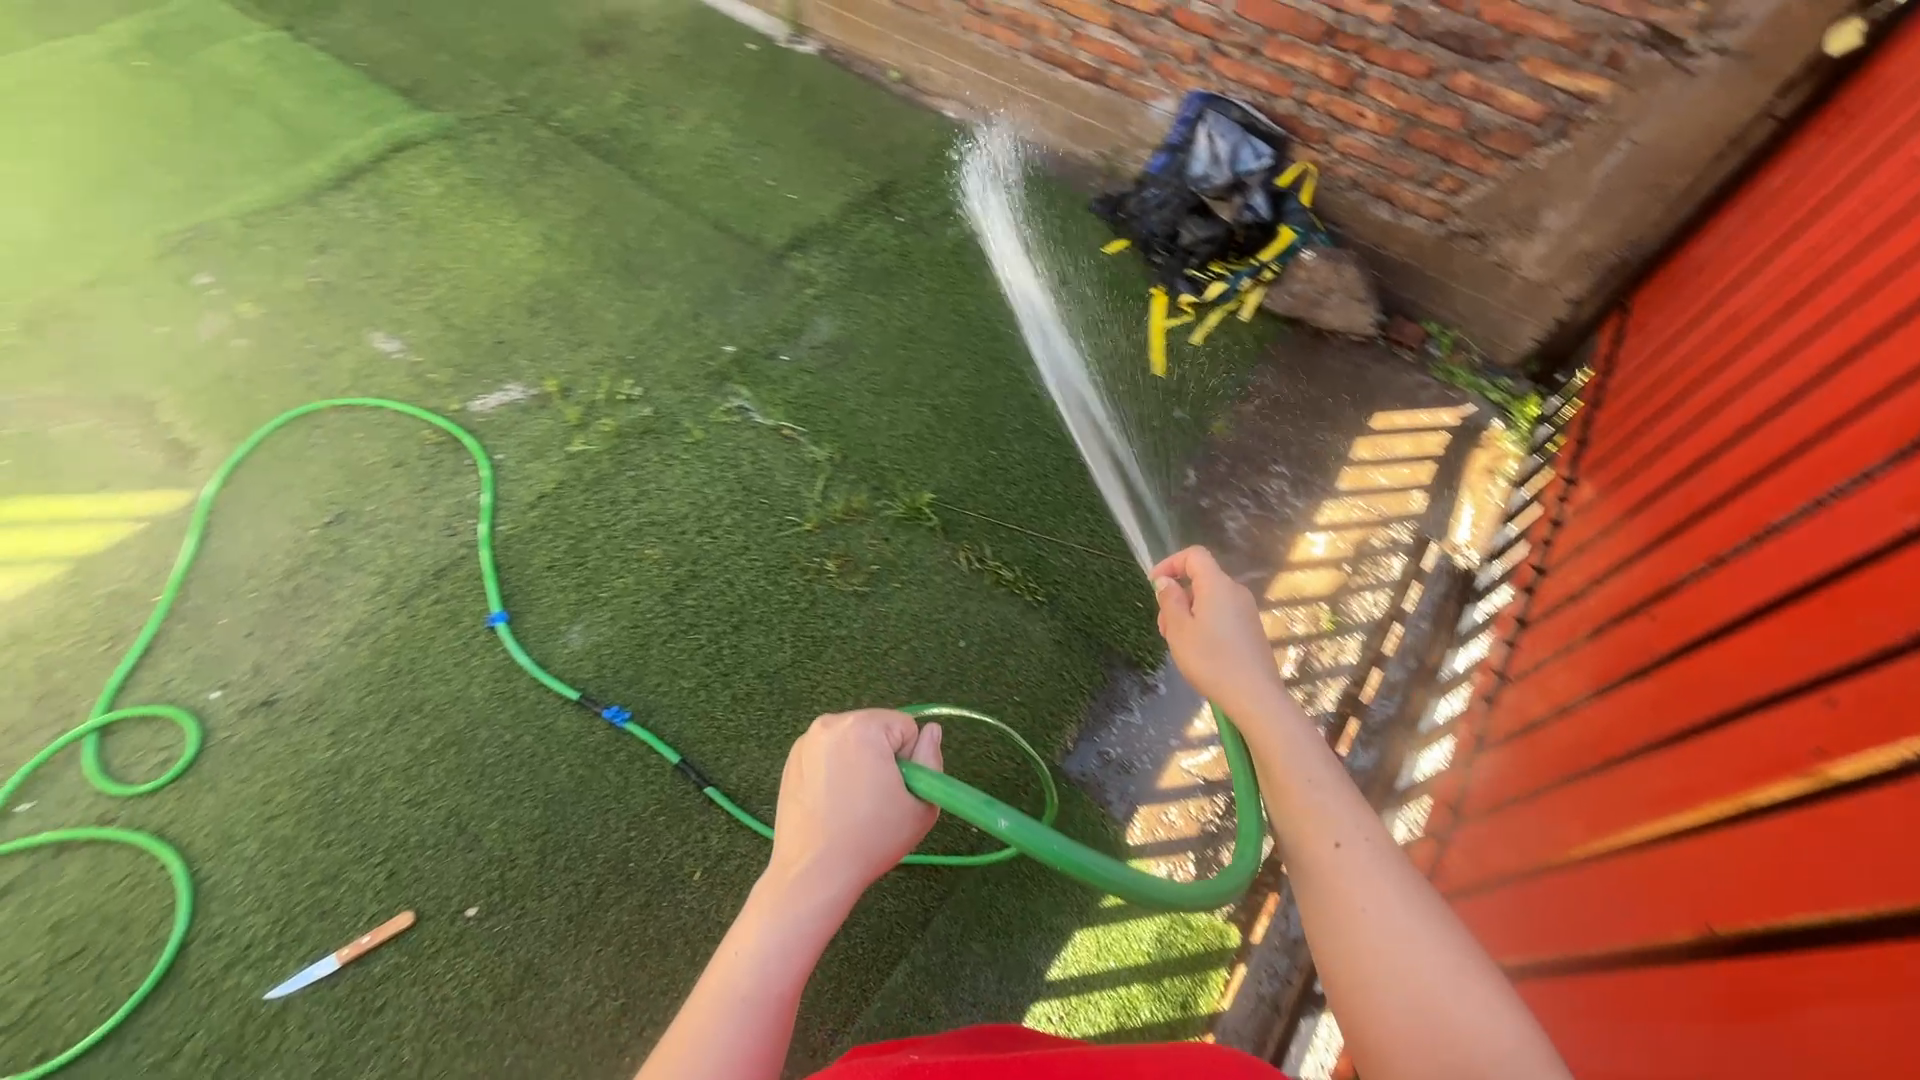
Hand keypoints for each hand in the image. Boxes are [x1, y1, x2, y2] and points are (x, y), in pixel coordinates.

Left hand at [763, 709, 942, 908]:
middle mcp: (831, 723)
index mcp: (863, 726)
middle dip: (884, 757)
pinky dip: (837, 768)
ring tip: (854, 803)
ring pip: (854, 740)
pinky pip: (831, 752)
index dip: (910, 760)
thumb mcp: (920, 803)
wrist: (814, 872)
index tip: (896, 789)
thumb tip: (932, 729)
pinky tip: (833, 801)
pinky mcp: (792, 759)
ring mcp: (807, 740)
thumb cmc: (872, 838)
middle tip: (876, 798)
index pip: (907, 727)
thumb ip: (931, 759)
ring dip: (861, 761)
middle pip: (878, 729)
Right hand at [1151, 546, 1283, 716]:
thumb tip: (1166, 581)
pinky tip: (1198, 650)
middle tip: (1163, 627)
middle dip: (1176, 596)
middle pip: (1201, 579)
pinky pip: (1221, 614)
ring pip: (1210, 599)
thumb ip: (1169, 600)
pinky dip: (1203, 622)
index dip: (1170, 563)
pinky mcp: (1251, 629)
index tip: (1153, 585)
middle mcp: (1235, 592)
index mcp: (1217, 585)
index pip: (1194, 555)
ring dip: (1188, 612)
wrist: (1254, 696)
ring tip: (1177, 642)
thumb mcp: (1179, 630)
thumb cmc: (1211, 660)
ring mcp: (1246, 611)